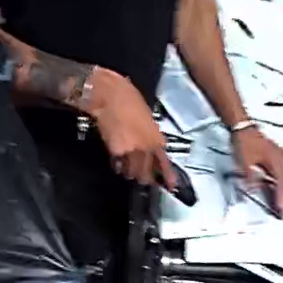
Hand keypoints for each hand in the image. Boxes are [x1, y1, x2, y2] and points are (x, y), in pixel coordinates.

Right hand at [86, 67, 178, 192]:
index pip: (164, 163)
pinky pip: (118, 166)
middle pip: (146, 174)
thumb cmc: (129, 101)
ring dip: (130, 172)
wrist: (111, 96)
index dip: (168, 177)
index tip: (172, 186)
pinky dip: (118, 166)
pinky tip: (117, 161)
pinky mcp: (116, 153)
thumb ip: (151, 138)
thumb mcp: (148, 120)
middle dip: (144, 177)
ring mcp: (132, 152)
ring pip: (132, 173)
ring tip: (127, 167)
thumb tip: (151, 150)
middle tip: (141, 176)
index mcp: (156, 139)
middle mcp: (146, 148)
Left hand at [231, 125, 282, 216]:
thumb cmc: (244, 143)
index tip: (282, 209)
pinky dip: (278, 187)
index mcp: (276, 160)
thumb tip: (254, 189)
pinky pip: (278, 177)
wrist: (242, 128)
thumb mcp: (244, 161)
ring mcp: (278, 160)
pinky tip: (277, 196)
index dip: (281, 197)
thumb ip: (250, 176)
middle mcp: (280, 160)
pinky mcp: (273, 160)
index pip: (281, 182)